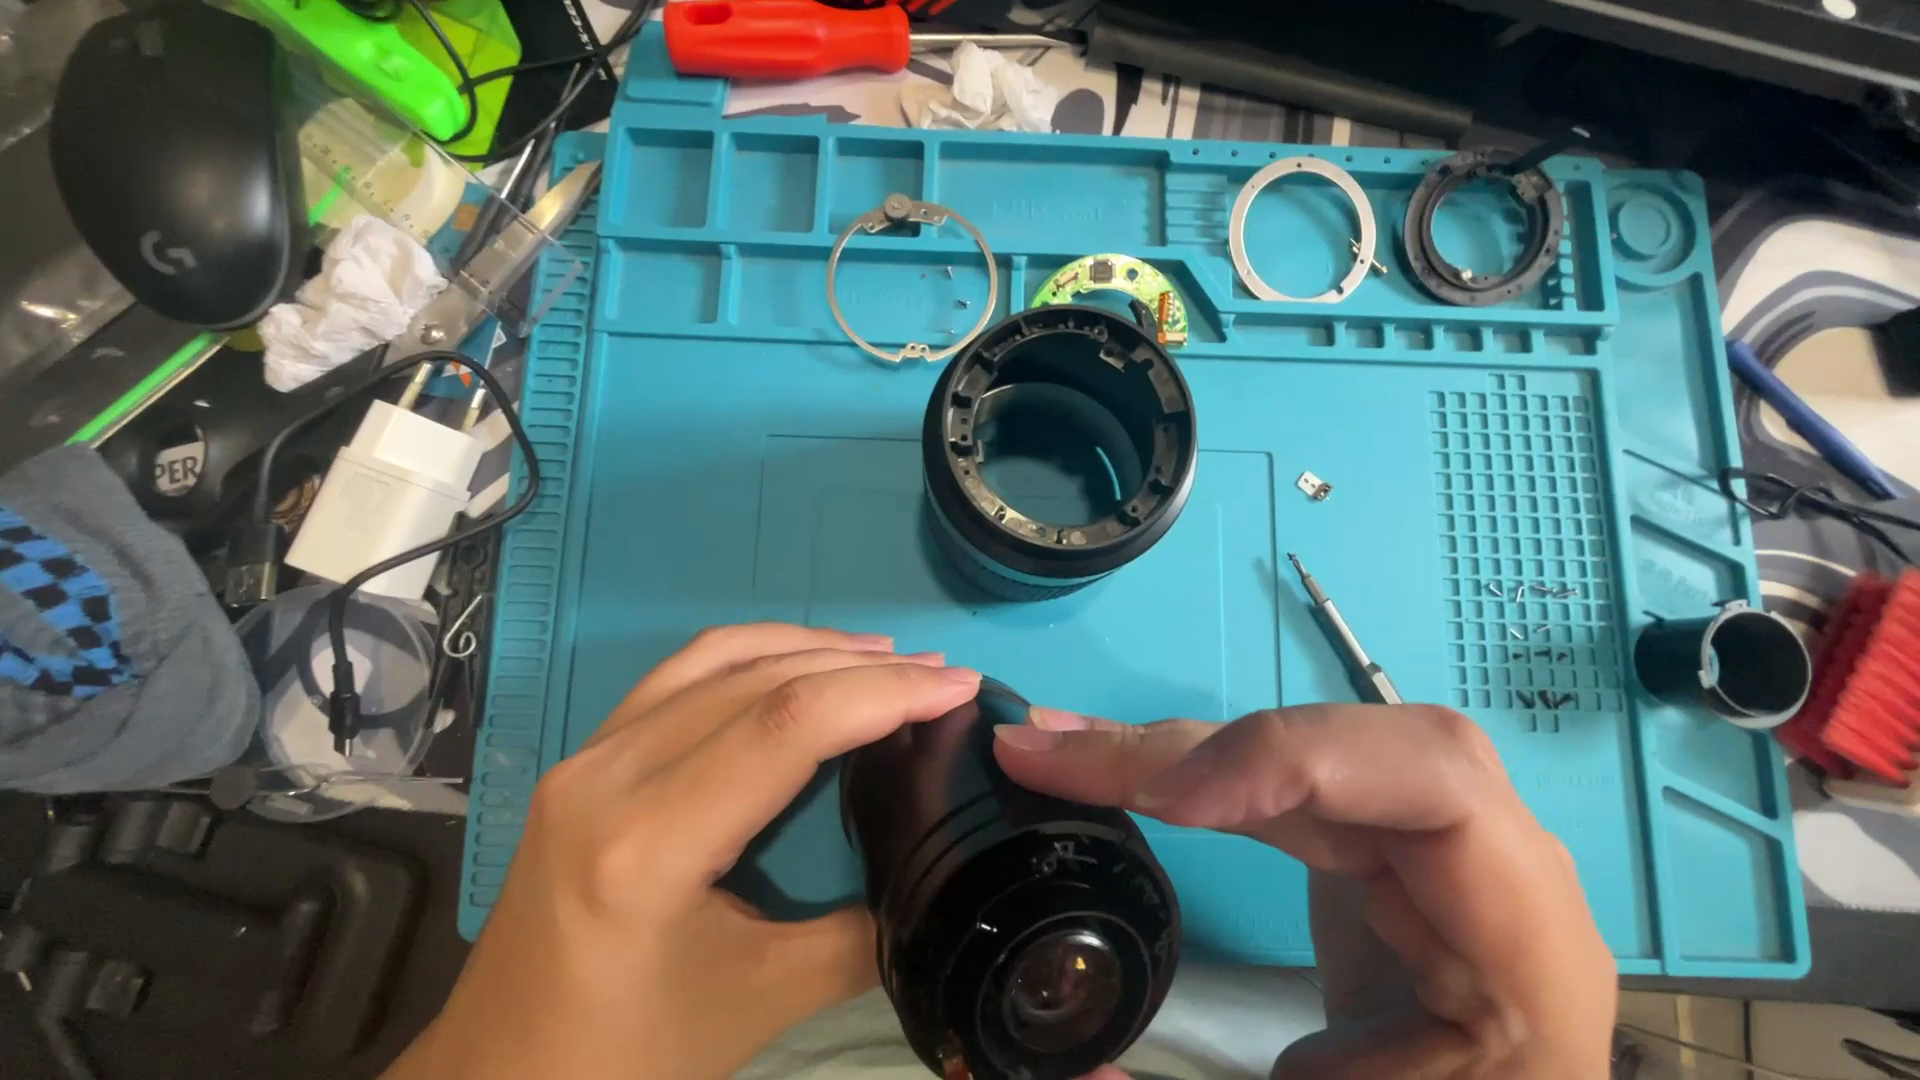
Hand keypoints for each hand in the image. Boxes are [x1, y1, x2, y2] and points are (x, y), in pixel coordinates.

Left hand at [384, 623, 981, 1079]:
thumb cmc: (625, 1057)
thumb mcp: (761, 1004)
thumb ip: (862, 940)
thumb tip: (936, 879)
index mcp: (651, 843)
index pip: (784, 727)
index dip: (881, 694)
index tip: (954, 684)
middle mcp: (609, 775)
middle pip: (757, 681)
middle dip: (861, 667)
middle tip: (936, 671)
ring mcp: (589, 757)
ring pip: (714, 659)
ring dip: (808, 645)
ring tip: (883, 655)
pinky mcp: (586, 758)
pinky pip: (679, 675)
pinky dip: (752, 652)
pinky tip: (796, 660)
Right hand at [994, 704, 1615, 1079]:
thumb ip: (1200, 1079)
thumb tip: (1088, 1070)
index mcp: (1524, 940)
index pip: (1435, 786)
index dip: (1296, 765)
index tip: (1164, 802)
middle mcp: (1487, 859)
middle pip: (1344, 740)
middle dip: (1187, 744)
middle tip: (1050, 751)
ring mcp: (1418, 834)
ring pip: (1296, 745)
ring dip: (1172, 743)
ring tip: (1060, 748)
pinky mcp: (1367, 830)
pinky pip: (1274, 773)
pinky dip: (1187, 764)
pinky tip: (1117, 766)